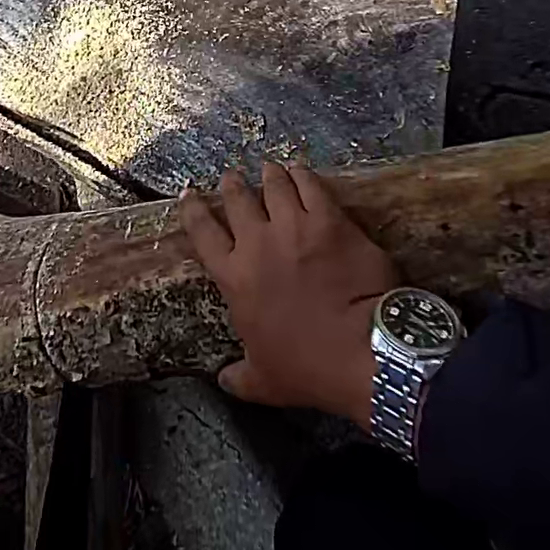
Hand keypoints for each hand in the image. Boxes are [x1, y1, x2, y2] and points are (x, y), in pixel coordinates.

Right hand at [178, 163, 397, 429]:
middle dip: (232, 185)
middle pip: (238, 200)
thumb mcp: (263, 381)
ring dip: (269, 175)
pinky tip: (300, 170)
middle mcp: (258, 242)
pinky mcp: (329, 219)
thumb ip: (239, 376)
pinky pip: (311, 186)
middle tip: (231, 176)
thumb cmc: (307, 367)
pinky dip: (302, 175)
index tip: (188, 195)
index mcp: (235, 277)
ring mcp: (294, 226)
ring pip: (274, 186)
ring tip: (269, 167)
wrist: (361, 350)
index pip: (203, 234)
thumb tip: (223, 379)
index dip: (193, 211)